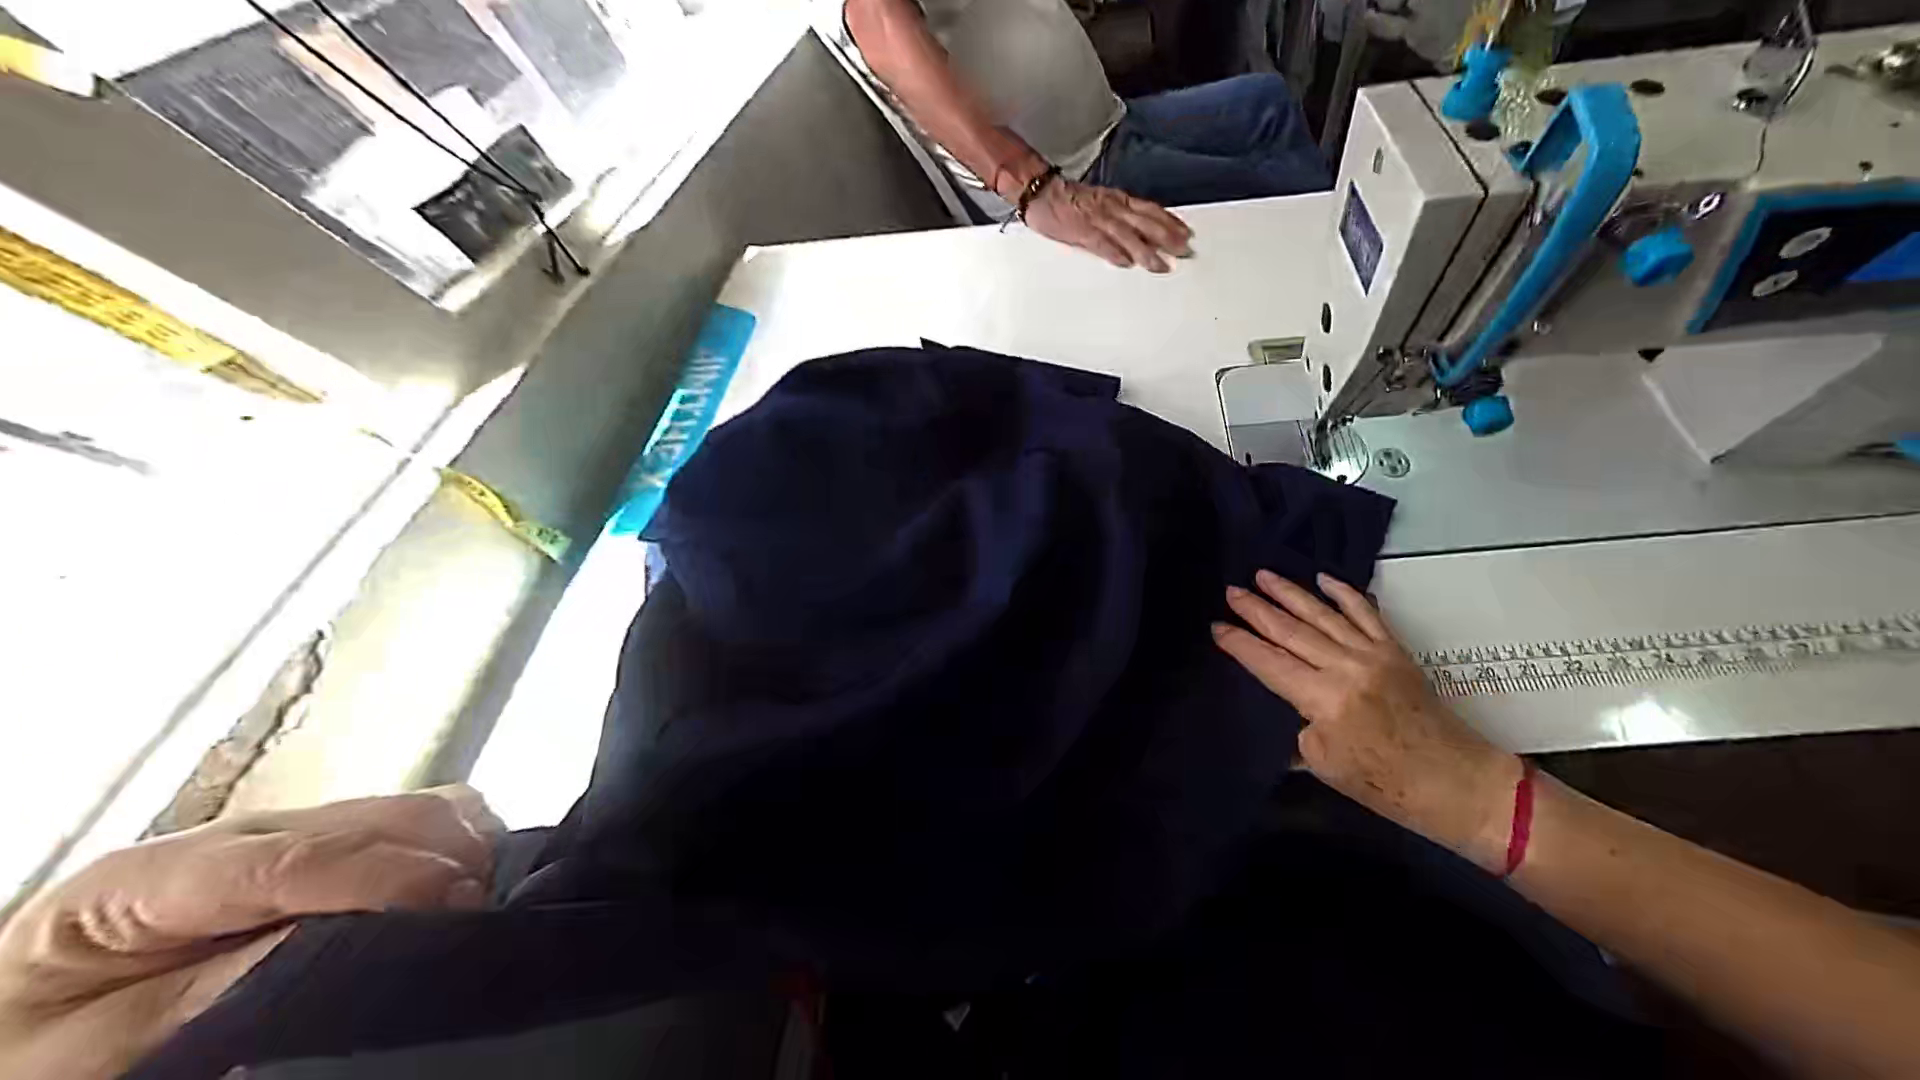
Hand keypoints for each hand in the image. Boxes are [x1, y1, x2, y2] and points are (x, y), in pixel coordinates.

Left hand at [0, 787, 500, 1079]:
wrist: (31, 1037)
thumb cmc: (42, 1054)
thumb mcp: (89, 1054)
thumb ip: (205, 998)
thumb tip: (356, 943)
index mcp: (148, 879)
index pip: (297, 859)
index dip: (386, 874)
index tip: (456, 903)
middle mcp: (243, 835)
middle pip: (379, 817)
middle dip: (445, 858)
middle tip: (478, 923)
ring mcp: (299, 833)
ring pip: (417, 809)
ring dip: (462, 849)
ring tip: (472, 911)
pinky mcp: (340, 843)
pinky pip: (427, 822)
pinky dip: (462, 847)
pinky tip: (460, 890)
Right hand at [1022, 179, 1192, 272]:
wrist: (1040, 192)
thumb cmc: (1066, 200)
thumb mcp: (1098, 202)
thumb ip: (1116, 215)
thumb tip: (1135, 230)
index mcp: (1117, 200)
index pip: (1149, 210)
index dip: (1169, 221)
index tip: (1185, 232)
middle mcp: (1112, 208)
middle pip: (1145, 223)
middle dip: (1166, 237)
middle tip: (1184, 250)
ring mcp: (1097, 220)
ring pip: (1128, 235)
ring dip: (1146, 250)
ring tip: (1160, 264)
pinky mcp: (1081, 231)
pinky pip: (1101, 243)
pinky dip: (1114, 252)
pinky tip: (1126, 263)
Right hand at [1212, 571, 1521, 871]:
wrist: (1458, 783)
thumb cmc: (1384, 785)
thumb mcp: (1322, 762)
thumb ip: (1299, 722)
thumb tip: (1288, 697)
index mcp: (1323, 699)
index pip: (1268, 662)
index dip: (1239, 643)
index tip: (1216, 626)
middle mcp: (1345, 667)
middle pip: (1290, 631)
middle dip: (1255, 609)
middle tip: (1230, 591)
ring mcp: (1373, 654)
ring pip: (1321, 614)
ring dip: (1289, 593)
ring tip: (1262, 576)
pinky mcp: (1396, 651)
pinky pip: (1365, 614)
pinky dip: (1344, 594)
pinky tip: (1323, 579)